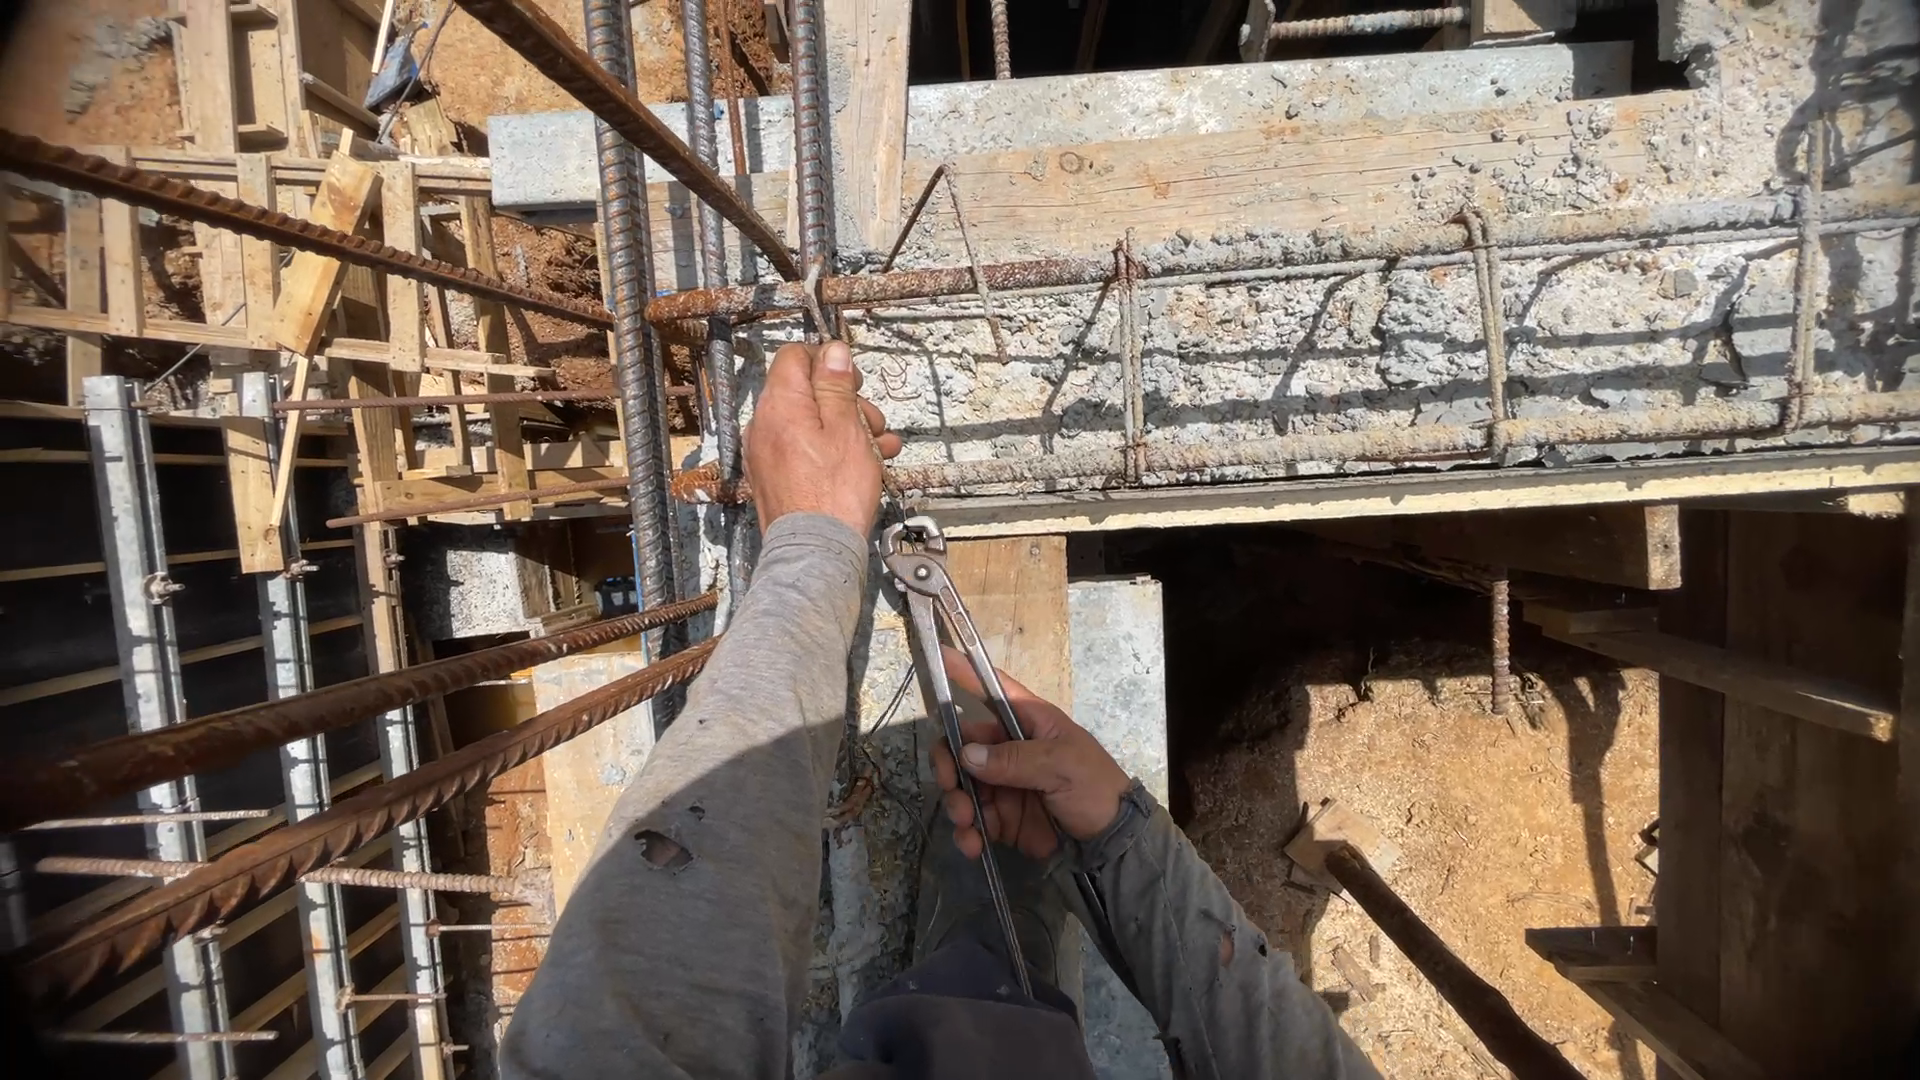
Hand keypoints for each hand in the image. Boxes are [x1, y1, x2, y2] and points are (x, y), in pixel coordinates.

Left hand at [743, 340, 902, 537]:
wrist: (816, 551)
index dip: (827, 361)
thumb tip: (832, 351)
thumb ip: (836, 387)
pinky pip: (804, 451)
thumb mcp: (847, 429)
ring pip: (810, 424)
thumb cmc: (835, 492)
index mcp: (780, 405)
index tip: (854, 381)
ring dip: (847, 429)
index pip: (794, 357)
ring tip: (881, 449)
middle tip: (875, 423)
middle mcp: (764, 425)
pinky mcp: (774, 478)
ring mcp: (766, 454)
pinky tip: (864, 466)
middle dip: (846, 402)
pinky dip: (832, 451)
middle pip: (805, 393)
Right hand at [930, 647, 1131, 860]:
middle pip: (963, 744)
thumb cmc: (1094, 788)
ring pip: (961, 784)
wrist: (1113, 845)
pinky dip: (966, 832)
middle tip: (951, 786)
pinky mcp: (1002, 819)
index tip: (940, 656)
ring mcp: (1003, 785)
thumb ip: (1014, 759)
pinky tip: (972, 844)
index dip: (966, 672)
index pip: (994, 690)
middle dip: (949, 764)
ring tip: (966, 822)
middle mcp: (1010, 748)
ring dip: (956, 802)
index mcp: (1029, 722)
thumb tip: (966, 754)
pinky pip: (972, 820)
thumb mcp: (1061, 765)